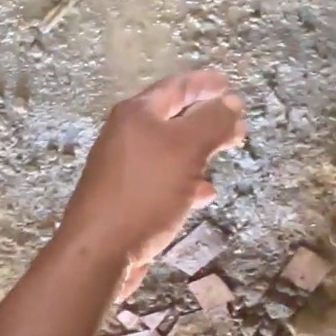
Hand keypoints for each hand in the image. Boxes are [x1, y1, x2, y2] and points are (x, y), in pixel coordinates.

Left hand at [59, 70, 246, 298]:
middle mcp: (127, 134)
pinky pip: (164, 178)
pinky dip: (187, 179)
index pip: (176, 86)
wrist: (99, 253)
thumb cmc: (145, 191)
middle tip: (236, 120)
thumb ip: (212, 122)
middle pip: (173, 116)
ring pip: (171, 149)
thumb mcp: (186, 150)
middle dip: (206, 117)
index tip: (229, 83)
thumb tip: (231, 102)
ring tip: (226, 151)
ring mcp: (125, 167)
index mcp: (137, 114)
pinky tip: (204, 193)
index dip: (205, 83)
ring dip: (200, 148)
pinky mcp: (128, 197)